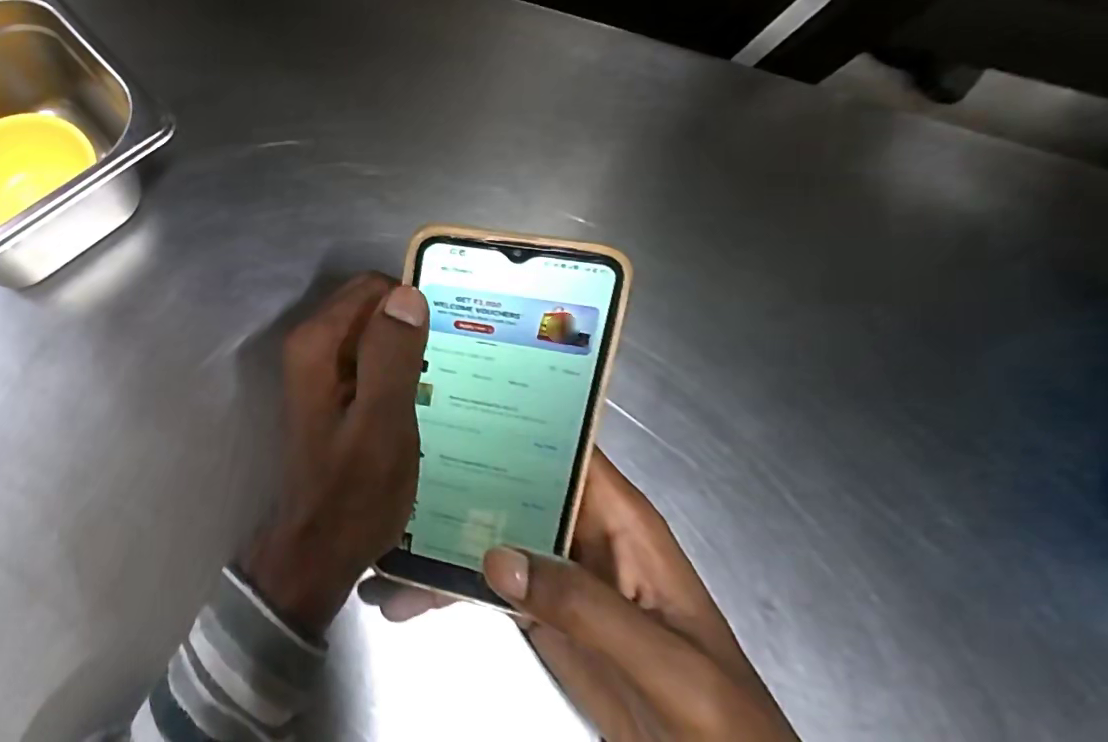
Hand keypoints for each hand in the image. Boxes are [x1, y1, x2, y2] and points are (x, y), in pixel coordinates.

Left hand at [238, 273, 428, 636]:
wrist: (320, 548)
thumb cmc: (356, 492)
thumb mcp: (383, 424)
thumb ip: (392, 357)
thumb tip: (407, 292)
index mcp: (318, 343)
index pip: (374, 288)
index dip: (414, 304)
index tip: (454, 332)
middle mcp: (311, 344)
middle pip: (371, 305)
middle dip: (413, 322)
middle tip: (457, 356)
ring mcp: (319, 367)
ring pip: (374, 331)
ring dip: (410, 346)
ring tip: (451, 374)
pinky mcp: (331, 388)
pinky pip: (370, 357)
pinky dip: (399, 366)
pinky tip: (427, 393)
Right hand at [359, 450, 797, 741]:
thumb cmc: (724, 720)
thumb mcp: (666, 663)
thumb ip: (588, 608)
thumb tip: (495, 557)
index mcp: (620, 520)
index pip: (561, 444)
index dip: (512, 415)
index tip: (452, 397)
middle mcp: (582, 532)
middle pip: (510, 480)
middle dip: (453, 470)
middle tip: (391, 460)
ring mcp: (557, 572)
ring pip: (487, 529)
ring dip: (437, 534)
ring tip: (382, 541)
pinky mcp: (539, 611)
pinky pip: (482, 581)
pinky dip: (444, 585)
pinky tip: (404, 595)